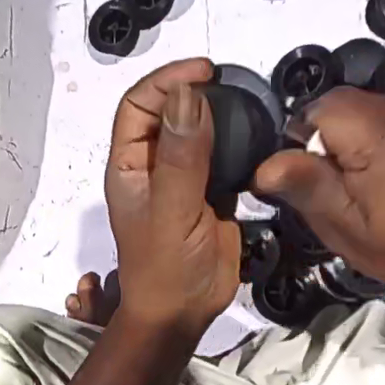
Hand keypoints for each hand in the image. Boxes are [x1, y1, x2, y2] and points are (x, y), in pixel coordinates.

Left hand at [103, 59, 241, 338]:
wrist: (184, 312)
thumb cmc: (166, 268)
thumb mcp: (172, 210)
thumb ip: (180, 156)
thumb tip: (187, 95)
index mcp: (130, 166)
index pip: (139, 106)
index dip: (166, 81)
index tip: (203, 71)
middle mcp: (153, 167)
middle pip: (168, 112)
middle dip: (193, 91)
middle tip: (231, 85)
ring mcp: (182, 180)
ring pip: (196, 132)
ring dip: (218, 115)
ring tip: (247, 105)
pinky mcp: (209, 194)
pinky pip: (220, 158)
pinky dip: (236, 144)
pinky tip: (255, 138)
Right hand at [252, 86, 384, 294]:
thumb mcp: (341, 226)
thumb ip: (305, 186)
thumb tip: (265, 166)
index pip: (323, 107)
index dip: (306, 136)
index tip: (316, 172)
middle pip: (346, 101)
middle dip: (330, 135)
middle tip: (339, 180)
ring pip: (368, 105)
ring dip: (353, 134)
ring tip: (364, 178)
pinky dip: (379, 135)